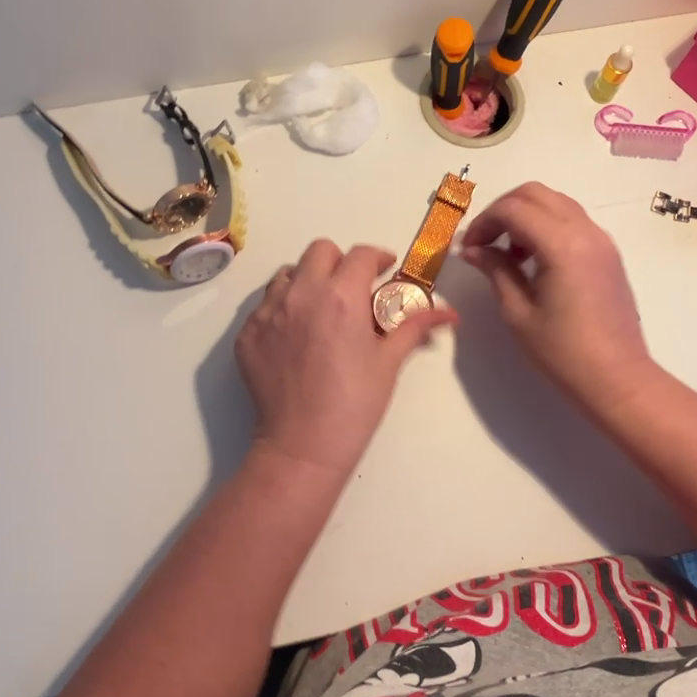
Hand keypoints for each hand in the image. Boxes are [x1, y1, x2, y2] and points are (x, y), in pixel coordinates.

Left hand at [237, 241, 456, 476]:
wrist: (302, 445)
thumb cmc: (355, 404)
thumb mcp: (389, 363)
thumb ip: (414, 327)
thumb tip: (449, 313)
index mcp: (341, 296)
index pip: (360, 255)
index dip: (377, 258)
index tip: (385, 269)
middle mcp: (301, 294)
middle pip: (319, 251)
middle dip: (340, 262)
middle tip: (352, 288)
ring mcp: (268, 313)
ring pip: (287, 275)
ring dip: (307, 281)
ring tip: (320, 310)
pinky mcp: (247, 334)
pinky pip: (265, 307)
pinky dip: (283, 311)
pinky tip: (296, 338)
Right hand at [461, 183, 656, 407]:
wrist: (616, 378)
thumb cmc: (563, 352)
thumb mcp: (518, 312)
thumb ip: (496, 271)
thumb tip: (472, 249)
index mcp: (562, 245)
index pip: (513, 209)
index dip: (484, 222)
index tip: (468, 249)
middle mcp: (585, 231)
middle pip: (535, 194)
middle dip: (503, 210)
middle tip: (484, 242)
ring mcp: (601, 240)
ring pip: (556, 203)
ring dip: (526, 216)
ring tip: (508, 254)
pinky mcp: (608, 253)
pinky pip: (572, 221)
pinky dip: (546, 226)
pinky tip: (533, 261)